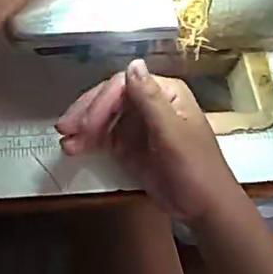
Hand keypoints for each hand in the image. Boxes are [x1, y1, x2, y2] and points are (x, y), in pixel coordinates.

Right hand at [56, 59, 249, 223]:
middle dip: (86, 113)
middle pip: (110, 99)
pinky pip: (106, 137)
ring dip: (84, 128)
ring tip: (66, 142)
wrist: (207, 210)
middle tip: (65, 129)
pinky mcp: (132, 145)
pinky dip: (90, 141)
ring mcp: (140, 124)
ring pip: (104, 117)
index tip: (84, 125)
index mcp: (165, 93)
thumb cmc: (196, 169)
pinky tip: (75, 148)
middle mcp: (151, 103)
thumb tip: (133, 63)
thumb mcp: (172, 134)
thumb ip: (150, 99)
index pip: (123, 86)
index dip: (100, 102)